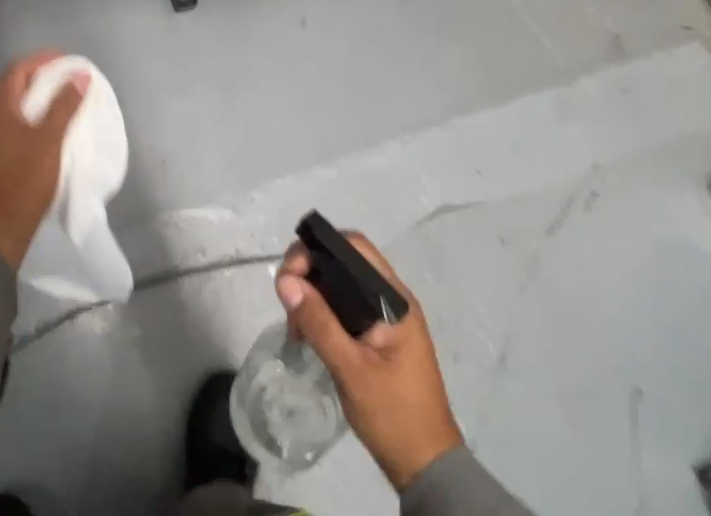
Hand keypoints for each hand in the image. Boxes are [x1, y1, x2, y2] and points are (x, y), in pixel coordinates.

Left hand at [0, 51, 88, 269]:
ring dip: (36, 103)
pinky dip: (30, 123)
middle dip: (41, 80)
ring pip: (11, 111)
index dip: (42, 60)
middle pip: (12, 89)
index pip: (16, 71)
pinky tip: (48, 136)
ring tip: (64, 106)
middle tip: (70, 81)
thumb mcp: (50, 142)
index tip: (68, 60)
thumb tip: (79, 75)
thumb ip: (65, 106)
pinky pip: (10, 130)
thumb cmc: (23, 183)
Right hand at [276, 232, 462, 491]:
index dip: (318, 248)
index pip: (354, 247)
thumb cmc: (392, 413)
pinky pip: (345, 309)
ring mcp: (386, 319)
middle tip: (287, 304)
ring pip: (342, 286)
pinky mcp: (378, 337)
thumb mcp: (350, 368)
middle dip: (310, 272)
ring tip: (296, 328)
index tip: (290, 275)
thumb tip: (285, 280)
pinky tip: (308, 336)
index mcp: (394, 300)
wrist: (425, 463)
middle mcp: (392, 301)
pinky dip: (323, 313)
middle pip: (345, 263)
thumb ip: (318, 322)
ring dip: (314, 295)